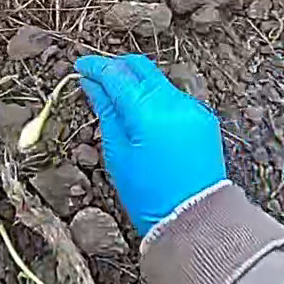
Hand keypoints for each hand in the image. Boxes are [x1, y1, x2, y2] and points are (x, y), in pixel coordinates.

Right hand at [76, 54, 227, 234]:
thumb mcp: (117, 153)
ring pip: (158, 79)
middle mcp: (174, 102)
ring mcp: (192, 107)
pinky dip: (156, 97)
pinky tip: (144, 113)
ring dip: (137, 81)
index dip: (96, 66)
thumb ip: (106, 111)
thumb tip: (91, 84)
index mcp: (148, 111)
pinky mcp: (203, 116)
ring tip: (118, 96)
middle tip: (97, 75)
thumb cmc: (149, 195)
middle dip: (117, 66)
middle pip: (141, 67)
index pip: (117, 74)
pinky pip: (174, 96)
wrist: (195, 218)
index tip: (80, 64)